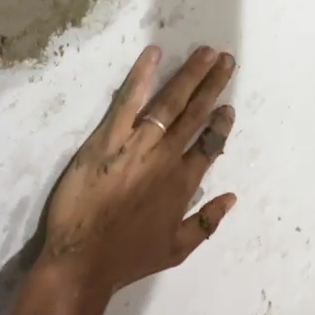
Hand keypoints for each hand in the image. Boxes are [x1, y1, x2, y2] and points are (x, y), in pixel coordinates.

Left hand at [38, 45, 237, 298]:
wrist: (82, 262)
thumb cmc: (127, 258)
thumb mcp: (177, 249)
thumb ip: (208, 222)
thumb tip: (233, 196)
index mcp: (183, 183)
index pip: (210, 144)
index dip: (221, 123)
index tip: (228, 106)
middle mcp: (166, 158)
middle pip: (195, 113)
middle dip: (213, 84)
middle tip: (226, 59)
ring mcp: (137, 144)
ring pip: (170, 102)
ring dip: (190, 75)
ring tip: (205, 53)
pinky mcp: (107, 138)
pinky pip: (128, 101)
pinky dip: (142, 76)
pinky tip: (154, 53)